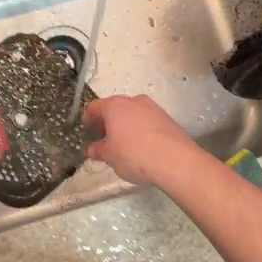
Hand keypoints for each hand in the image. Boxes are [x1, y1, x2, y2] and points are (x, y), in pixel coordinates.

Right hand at [83, 95, 204, 187]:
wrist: (175, 160)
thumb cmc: (134, 155)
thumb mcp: (110, 156)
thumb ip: (99, 150)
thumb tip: (92, 149)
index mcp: (115, 106)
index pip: (94, 107)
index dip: (87, 118)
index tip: (86, 128)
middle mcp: (134, 101)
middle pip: (115, 108)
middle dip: (107, 122)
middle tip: (103, 137)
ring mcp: (153, 108)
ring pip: (132, 113)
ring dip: (124, 125)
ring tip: (122, 143)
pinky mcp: (167, 119)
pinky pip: (147, 121)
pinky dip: (140, 129)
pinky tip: (141, 146)